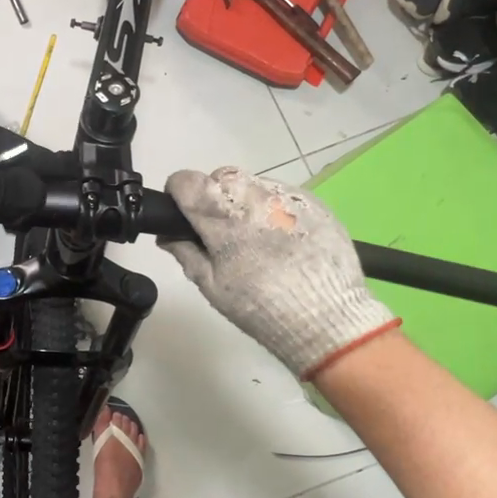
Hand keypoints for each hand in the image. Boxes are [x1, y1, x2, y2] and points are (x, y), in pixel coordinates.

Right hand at [159, 168, 398, 379]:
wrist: (328, 319)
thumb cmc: (260, 307)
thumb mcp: (212, 286)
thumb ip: (186, 253)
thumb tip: (168, 236)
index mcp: (220, 215)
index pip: (185, 181)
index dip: (179, 195)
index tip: (184, 215)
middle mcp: (251, 195)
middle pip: (219, 179)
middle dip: (213, 200)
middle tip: (222, 234)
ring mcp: (285, 195)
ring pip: (251, 184)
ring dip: (245, 203)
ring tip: (257, 239)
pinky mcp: (313, 201)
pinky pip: (281, 195)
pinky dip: (274, 210)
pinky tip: (284, 241)